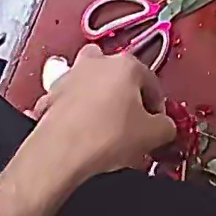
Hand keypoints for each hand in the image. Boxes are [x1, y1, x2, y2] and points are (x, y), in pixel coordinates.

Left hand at [24, 44, 176, 181]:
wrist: (61, 153)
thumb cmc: (108, 136)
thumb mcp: (154, 134)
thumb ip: (166, 126)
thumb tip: (164, 127)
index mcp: (127, 64)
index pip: (151, 82)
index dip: (157, 107)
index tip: (156, 125)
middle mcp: (97, 63)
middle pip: (117, 75)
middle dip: (125, 93)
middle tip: (130, 119)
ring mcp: (70, 77)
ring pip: (90, 82)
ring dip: (98, 98)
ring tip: (104, 126)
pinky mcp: (49, 96)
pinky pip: (68, 102)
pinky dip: (75, 113)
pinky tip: (81, 134)